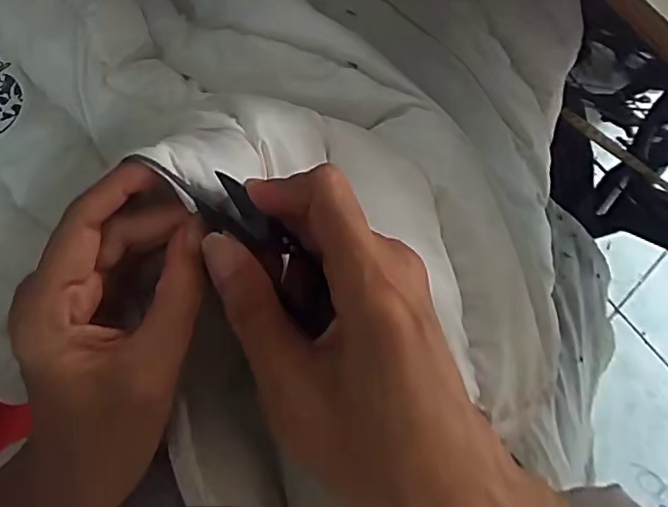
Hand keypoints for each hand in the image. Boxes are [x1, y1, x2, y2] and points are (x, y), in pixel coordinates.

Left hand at [0, 161, 205, 506]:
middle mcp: (49, 288)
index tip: (166, 165)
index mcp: (46, 301)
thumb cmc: (106, 437)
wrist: (78, 489)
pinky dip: (157, 255)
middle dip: (156, 216)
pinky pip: (123, 265)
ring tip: (206, 225)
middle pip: (105, 230)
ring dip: (160, 233)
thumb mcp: (151, 367)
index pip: (82, 221)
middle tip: (208, 212)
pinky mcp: (87, 305)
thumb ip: (178, 293)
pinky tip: (189, 248)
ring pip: (117, 243)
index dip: (121, 186)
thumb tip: (201, 227)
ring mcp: (67, 296)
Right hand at [202, 164, 562, 506]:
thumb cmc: (369, 445)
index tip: (240, 214)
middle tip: (247, 278)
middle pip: (329, 212)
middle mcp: (395, 261)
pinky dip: (321, 272)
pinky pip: (355, 256)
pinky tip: (310, 326)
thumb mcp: (291, 386)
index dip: (278, 189)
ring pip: (339, 235)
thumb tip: (217, 244)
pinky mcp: (408, 292)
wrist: (449, 488)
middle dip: (280, 232)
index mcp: (372, 279)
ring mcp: (406, 275)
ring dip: (299, 258)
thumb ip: (251, 308)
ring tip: (280, 317)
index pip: (327, 190)